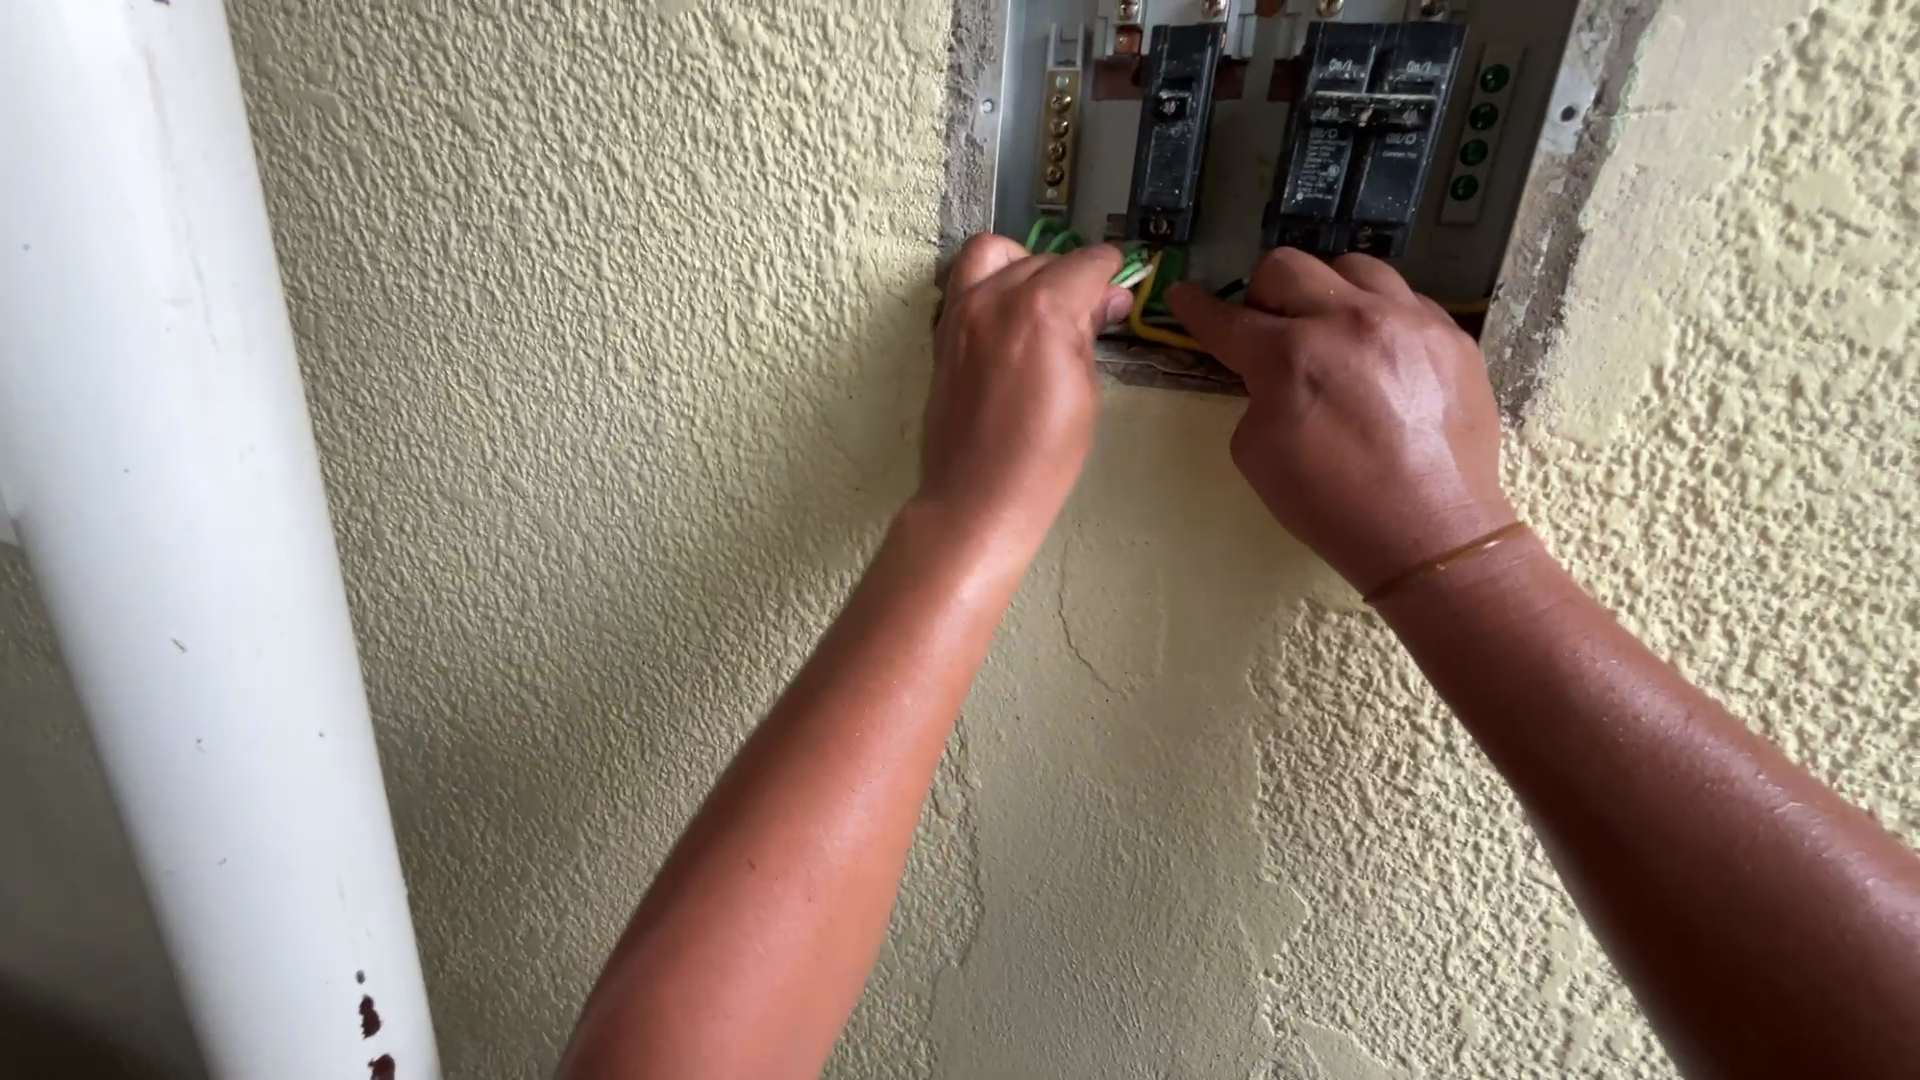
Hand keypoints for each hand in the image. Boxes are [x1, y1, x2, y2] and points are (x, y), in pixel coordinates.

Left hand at [917, 234, 1134, 547]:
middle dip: (1071, 278)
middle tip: (1087, 316)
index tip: (1117, 289)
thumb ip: (1089, 334)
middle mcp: (994, 298)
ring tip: (1040, 305)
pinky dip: (990, 285)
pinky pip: (965, 283)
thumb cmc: (1042, 459)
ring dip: (1024, 266)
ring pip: (993, 254)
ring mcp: (960, 314)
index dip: (1110, 274)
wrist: (976, 498)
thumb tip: (1105, 299)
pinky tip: (1009, 322)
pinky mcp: (941, 334)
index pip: (1087, 264)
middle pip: (1043, 259)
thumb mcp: (1085, 393)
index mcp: (1041, 310)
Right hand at [1169, 250, 1514, 592]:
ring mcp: (1409, 320)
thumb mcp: (1255, 452)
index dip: (1196, 308)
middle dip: (1260, 294)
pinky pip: (1402, 297)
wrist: (1427, 531)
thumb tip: (1271, 373)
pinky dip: (1373, 315)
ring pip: (1351, 266)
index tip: (1184, 297)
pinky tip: (1373, 355)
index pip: (1227, 318)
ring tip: (1325, 332)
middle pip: (1286, 266)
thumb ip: (1255, 394)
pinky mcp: (1451, 334)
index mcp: (1290, 355)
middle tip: (1263, 330)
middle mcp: (1349, 320)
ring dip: (1322, 292)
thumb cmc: (1327, 502)